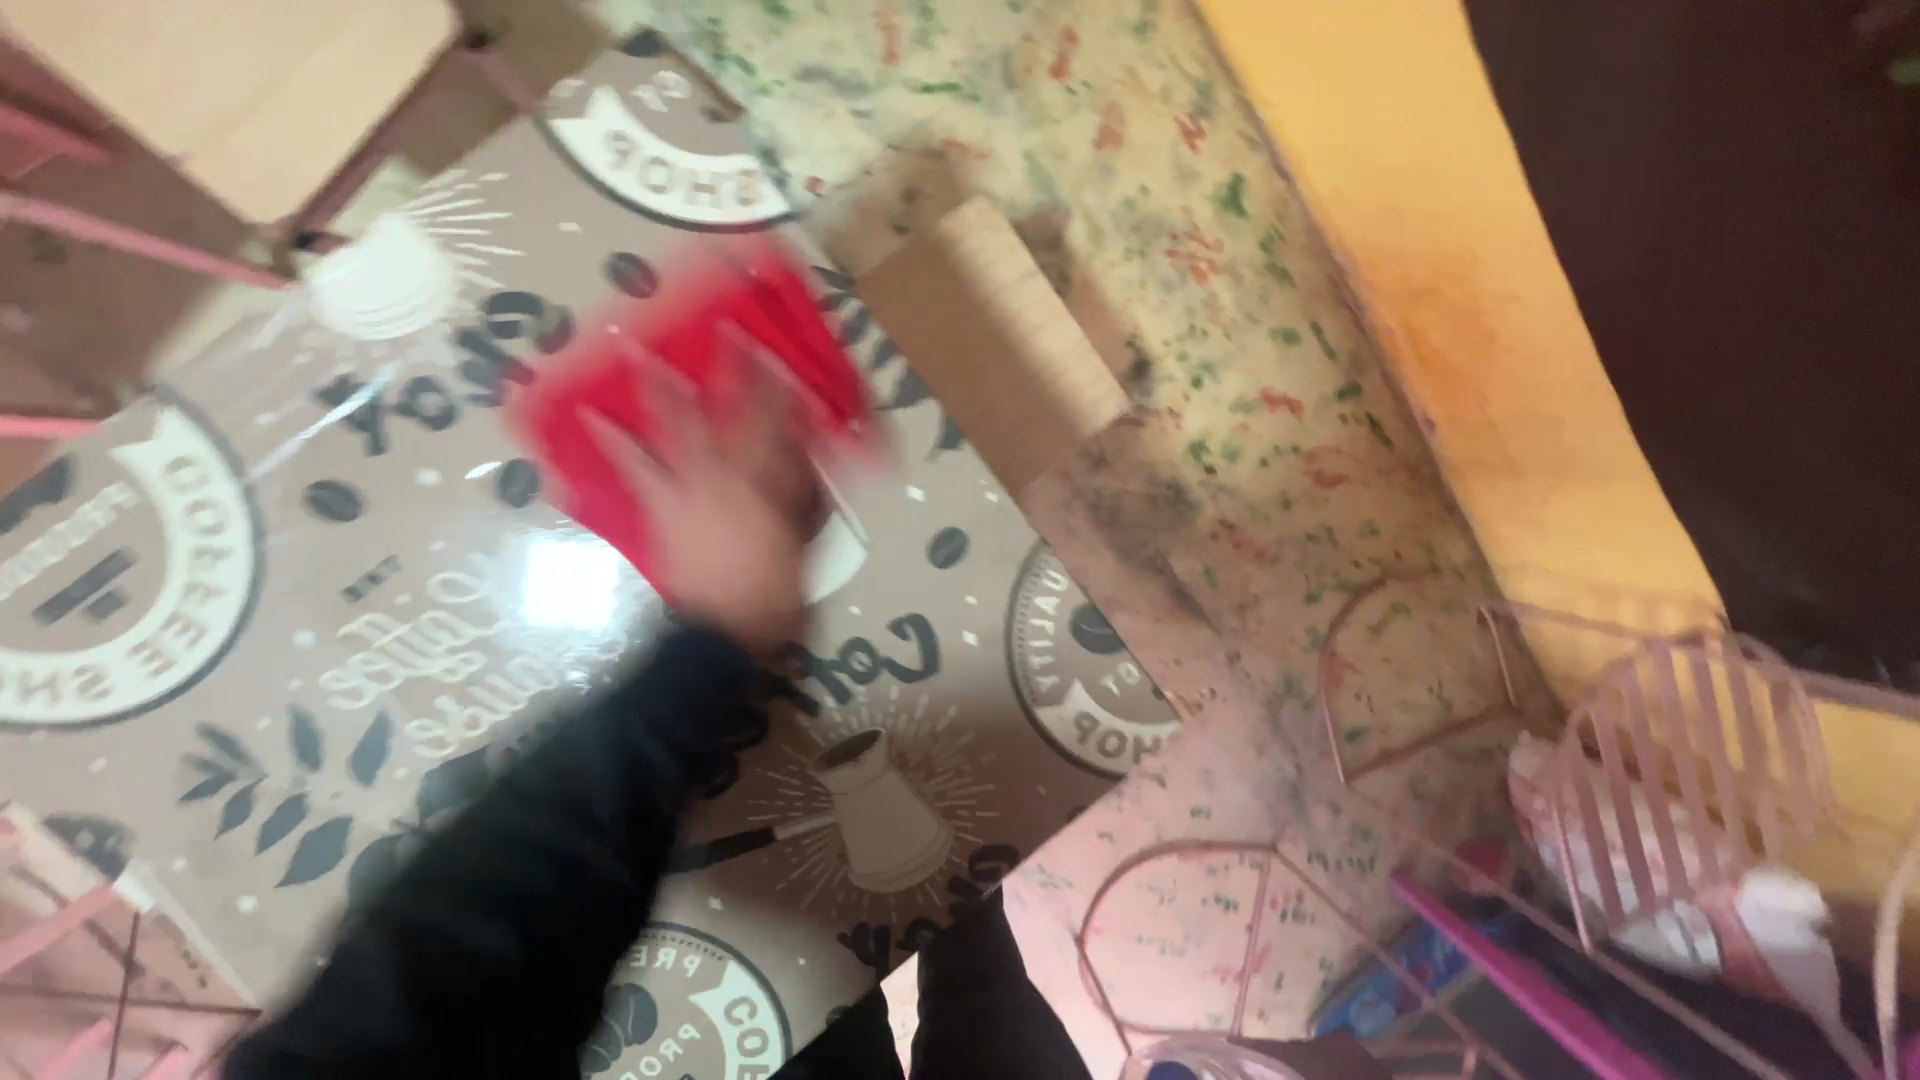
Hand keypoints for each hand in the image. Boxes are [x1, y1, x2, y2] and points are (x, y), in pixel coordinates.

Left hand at [585, 346, 821, 657]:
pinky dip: (615, 441)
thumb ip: (801, 501)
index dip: (785, 390)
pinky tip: (594, 416)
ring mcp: (689, 490)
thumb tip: (802, 464)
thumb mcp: (802, 548)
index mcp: (769, 489)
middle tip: (723, 329)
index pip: (784, 430)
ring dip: (662, 390)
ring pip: (676, 430)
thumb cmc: (773, 596)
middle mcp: (729, 478)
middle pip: (733, 415)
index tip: (785, 354)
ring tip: (640, 352)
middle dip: (731, 371)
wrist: (720, 634)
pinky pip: (634, 468)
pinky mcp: (660, 507)